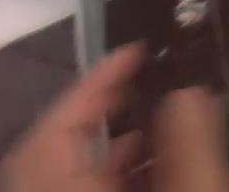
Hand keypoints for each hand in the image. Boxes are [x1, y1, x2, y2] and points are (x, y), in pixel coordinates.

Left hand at [0, 45, 228, 191]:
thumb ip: (190, 145)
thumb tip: (186, 90)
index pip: (51, 135)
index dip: (91, 86)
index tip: (135, 50)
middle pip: (38, 157)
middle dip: (87, 109)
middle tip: (134, 76)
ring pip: (51, 180)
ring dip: (96, 141)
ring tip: (148, 120)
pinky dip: (99, 171)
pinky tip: (142, 169)